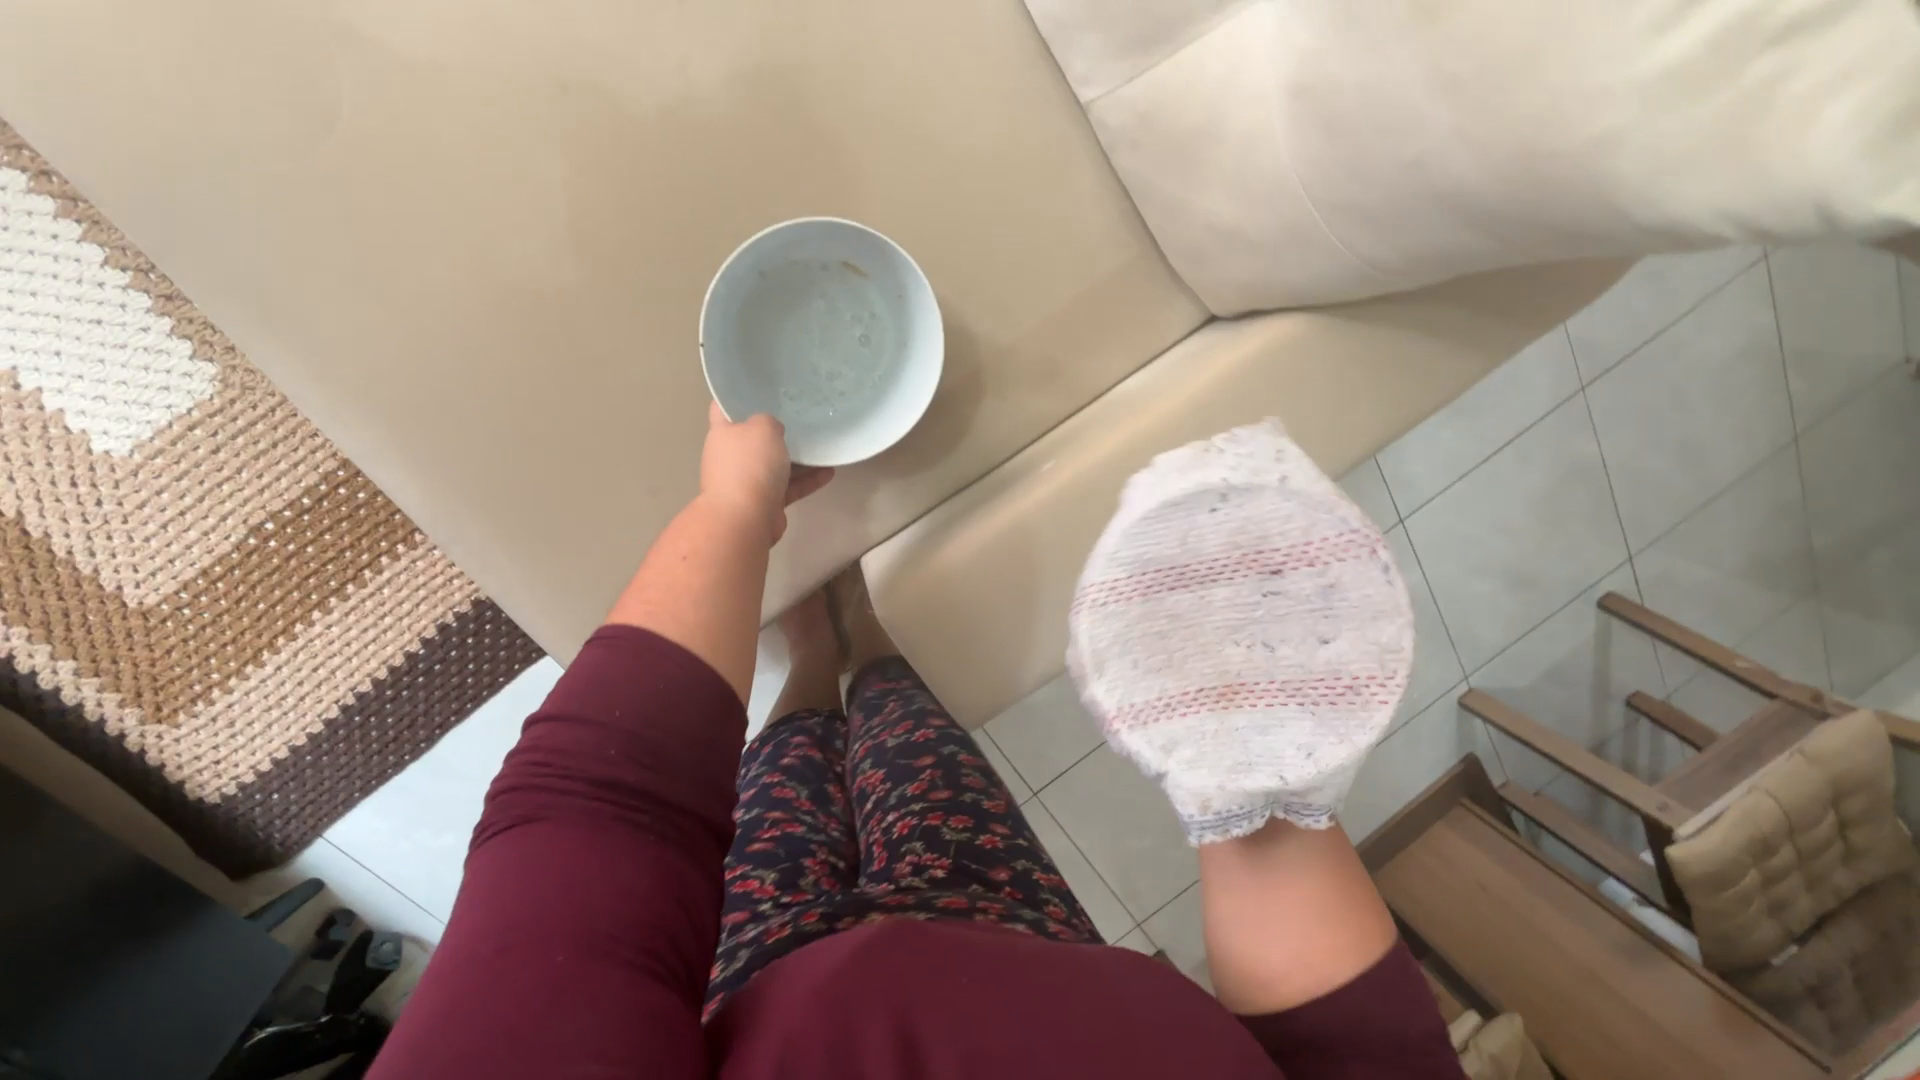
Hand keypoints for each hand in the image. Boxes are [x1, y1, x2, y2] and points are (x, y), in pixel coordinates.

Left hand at [700, 402, 833, 542]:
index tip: (760, 388)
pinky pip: (790, 486)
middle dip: (776, 430)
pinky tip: (829, 472)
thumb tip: (772, 430)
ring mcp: (748, 481)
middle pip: (755, 438)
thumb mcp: (763, 428)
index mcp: (723, 433)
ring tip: (823, 445)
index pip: (724, 407)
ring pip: (776, 464)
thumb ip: (769, 422)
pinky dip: (807, 480)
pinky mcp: (766, 502)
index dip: (738, 396)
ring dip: (799, 458)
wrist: (745, 518)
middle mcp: (732, 456)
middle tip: (800, 416)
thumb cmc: (749, 465)